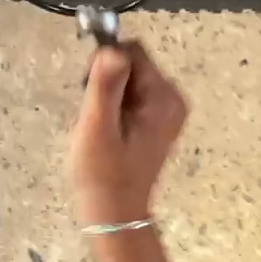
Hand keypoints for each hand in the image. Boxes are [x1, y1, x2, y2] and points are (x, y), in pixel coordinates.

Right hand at [68, 43, 188, 222]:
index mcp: (163, 97)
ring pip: (125, 78)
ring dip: (105, 96)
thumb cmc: (103, 173)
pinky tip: (105, 131)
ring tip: (98, 127)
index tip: (88, 92)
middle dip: (104, 82)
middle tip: (93, 116)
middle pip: (130, 63)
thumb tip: (111, 48)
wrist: (113, 214)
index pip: (131, 52)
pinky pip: (128, 95)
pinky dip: (111, 107)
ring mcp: (165, 110)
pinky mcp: (154, 120)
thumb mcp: (97, 127)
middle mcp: (172, 98)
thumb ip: (105, 85)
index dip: (104, 64)